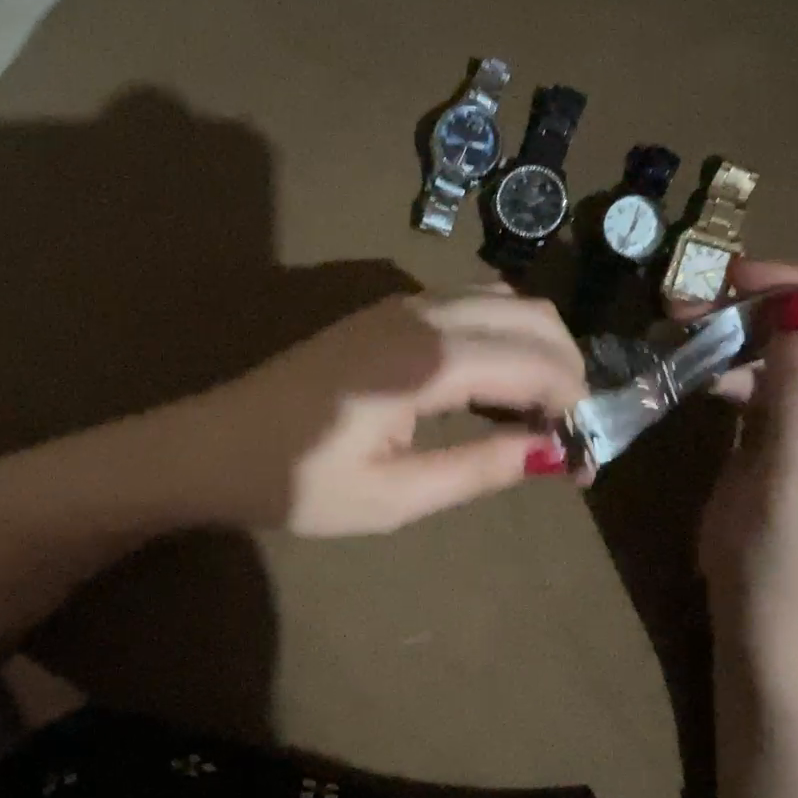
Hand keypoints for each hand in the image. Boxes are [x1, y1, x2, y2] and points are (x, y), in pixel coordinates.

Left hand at [198, 286, 586, 536]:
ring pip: (502, 301)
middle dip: (567, 370)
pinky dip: (500, 338)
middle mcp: (422, 314)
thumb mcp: (394, 496)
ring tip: (535, 417)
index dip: (574, 407)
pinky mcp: (382, 314)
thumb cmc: (298, 483)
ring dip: (535, 349)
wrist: (211, 450)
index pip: (537, 363)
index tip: (585, 461)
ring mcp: (399, 305)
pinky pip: (468, 307)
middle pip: (532, 316)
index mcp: (427, 361)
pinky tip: (490, 390)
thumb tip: (552, 454)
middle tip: (568, 436)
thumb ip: (480, 468)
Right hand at [683, 261, 797, 635]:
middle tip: (707, 294)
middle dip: (776, 307)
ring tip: (694, 322)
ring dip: (752, 333)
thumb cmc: (789, 558)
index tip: (740, 276)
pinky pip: (783, 378)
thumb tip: (794, 298)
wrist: (764, 621)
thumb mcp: (795, 470)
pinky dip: (743, 367)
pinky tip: (705, 368)